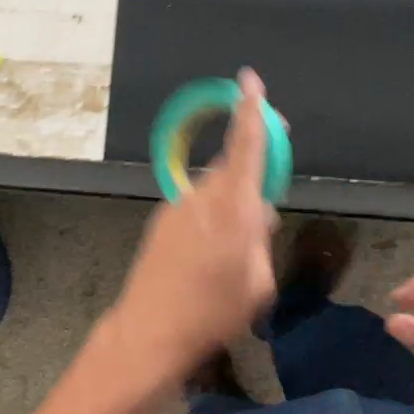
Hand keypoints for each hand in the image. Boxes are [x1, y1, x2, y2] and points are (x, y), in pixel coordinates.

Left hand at [105, 70, 278, 380]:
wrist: (149, 331)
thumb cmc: (213, 312)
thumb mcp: (259, 283)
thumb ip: (261, 240)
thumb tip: (259, 216)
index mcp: (234, 207)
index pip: (246, 146)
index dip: (251, 111)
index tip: (250, 82)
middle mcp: (202, 198)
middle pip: (231, 169)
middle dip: (251, 174)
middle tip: (265, 204)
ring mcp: (176, 209)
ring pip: (213, 192)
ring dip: (230, 205)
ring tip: (235, 249)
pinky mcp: (160, 224)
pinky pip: (195, 209)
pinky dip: (210, 219)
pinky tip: (209, 257)